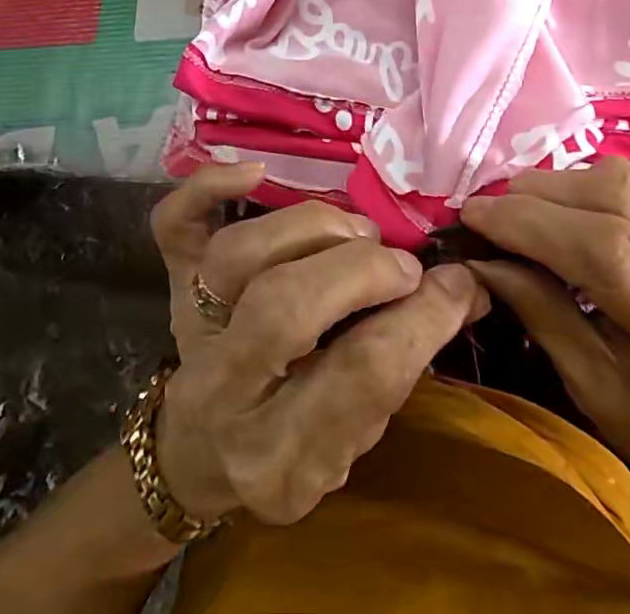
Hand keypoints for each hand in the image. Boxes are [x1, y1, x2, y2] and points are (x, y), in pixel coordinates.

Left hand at [147, 164, 485, 524]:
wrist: (199, 451)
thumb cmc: (288, 452)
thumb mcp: (350, 443)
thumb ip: (397, 371)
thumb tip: (459, 288)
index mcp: (281, 454)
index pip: (359, 377)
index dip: (419, 319)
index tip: (457, 283)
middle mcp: (224, 389)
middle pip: (284, 307)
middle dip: (359, 271)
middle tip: (403, 263)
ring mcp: (189, 329)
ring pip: (236, 256)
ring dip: (310, 228)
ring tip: (358, 233)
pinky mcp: (170, 287)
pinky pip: (172, 226)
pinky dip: (207, 188)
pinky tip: (256, 173)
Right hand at [460, 157, 629, 520]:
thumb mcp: (596, 393)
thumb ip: (540, 313)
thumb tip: (481, 256)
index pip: (609, 251)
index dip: (531, 222)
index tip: (474, 215)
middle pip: (625, 198)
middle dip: (541, 194)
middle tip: (494, 208)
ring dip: (569, 183)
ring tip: (534, 208)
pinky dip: (611, 183)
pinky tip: (590, 209)